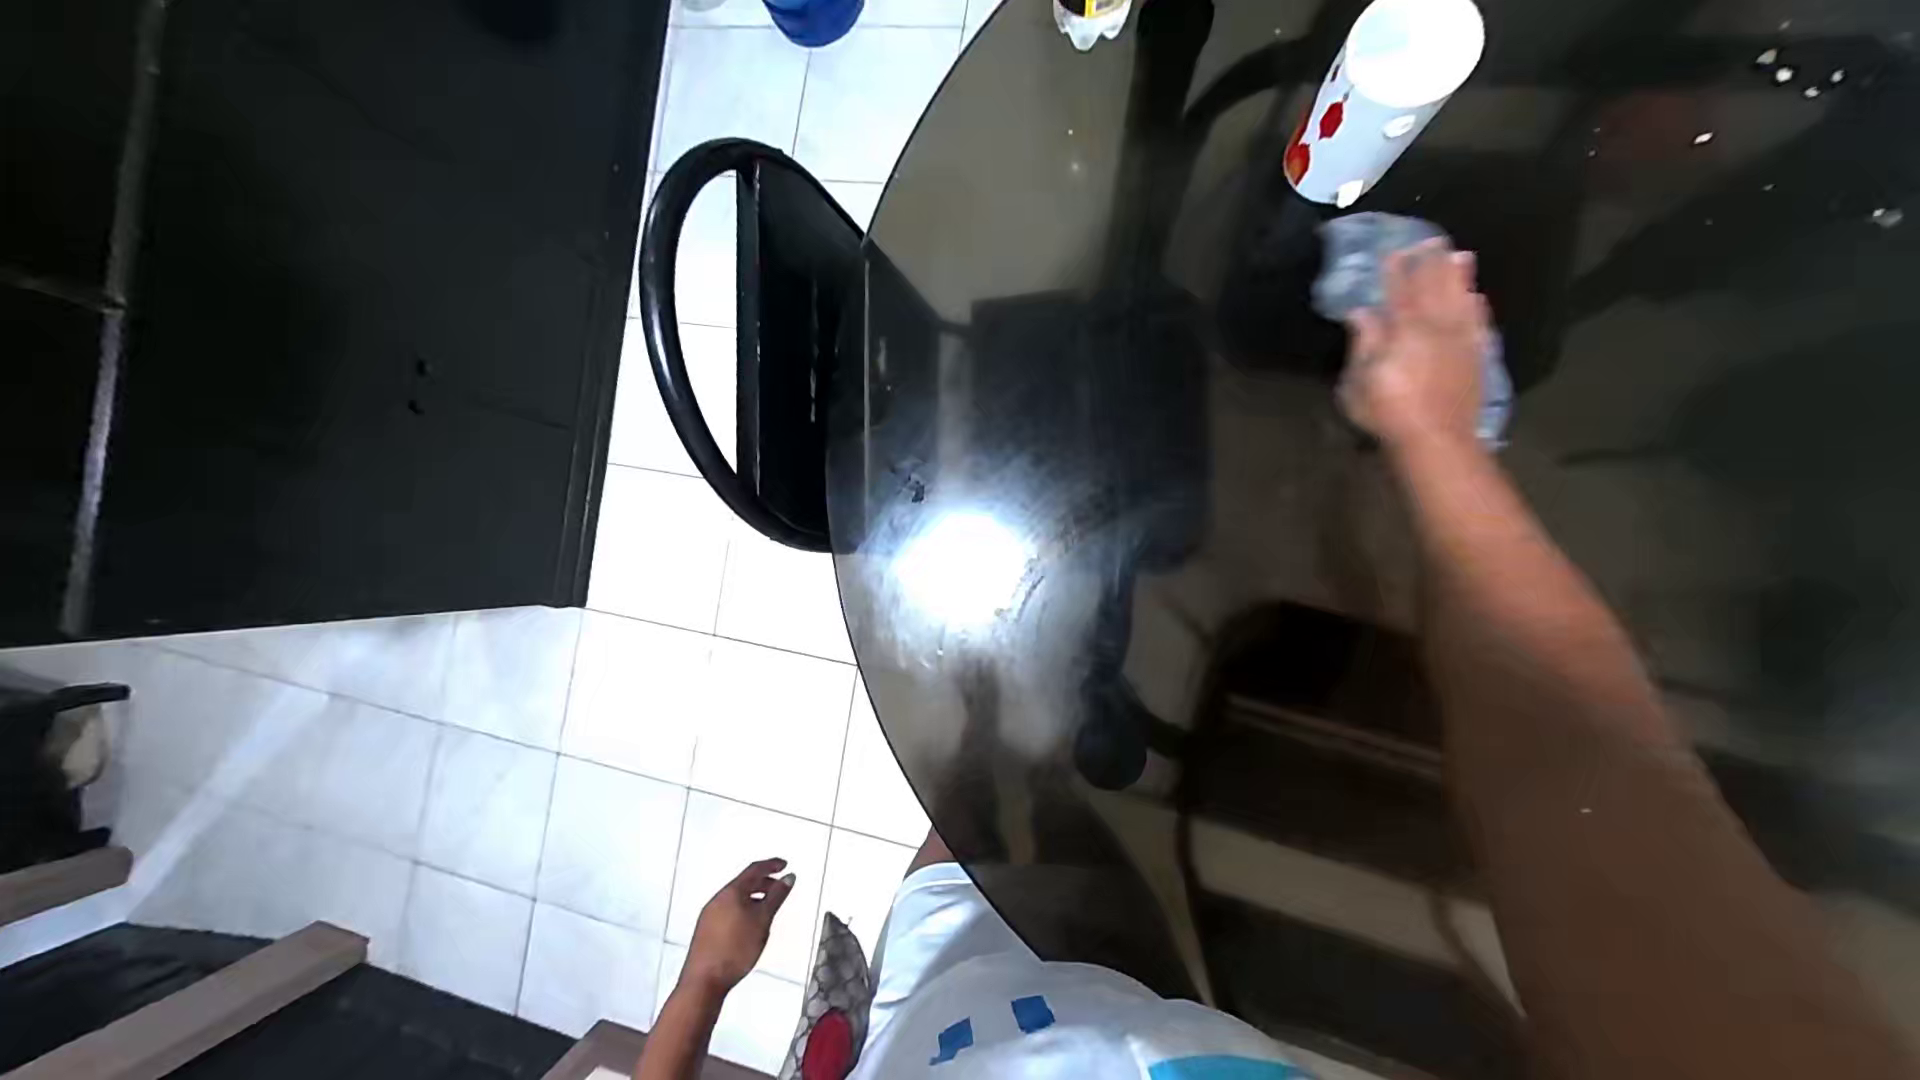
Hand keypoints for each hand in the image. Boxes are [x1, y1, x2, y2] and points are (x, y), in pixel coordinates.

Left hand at [683, 858, 794, 994]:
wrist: (703, 982)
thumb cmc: (734, 949)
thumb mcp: (763, 920)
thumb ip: (777, 896)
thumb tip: (788, 878)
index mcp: (731, 892)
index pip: (754, 869)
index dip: (772, 865)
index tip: (784, 864)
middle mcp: (718, 899)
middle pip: (744, 883)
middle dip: (764, 882)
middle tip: (779, 886)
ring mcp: (709, 916)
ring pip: (735, 898)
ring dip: (753, 897)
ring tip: (767, 907)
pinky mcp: (705, 931)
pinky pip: (728, 910)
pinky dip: (743, 909)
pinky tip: (749, 924)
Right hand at [1339, 238, 1490, 452]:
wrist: (1435, 437)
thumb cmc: (1386, 410)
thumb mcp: (1359, 381)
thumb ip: (1364, 343)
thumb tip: (1362, 312)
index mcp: (1404, 331)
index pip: (1399, 292)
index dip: (1395, 271)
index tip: (1393, 251)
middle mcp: (1437, 326)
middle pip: (1434, 288)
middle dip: (1430, 264)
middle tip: (1430, 241)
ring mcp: (1461, 339)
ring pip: (1461, 298)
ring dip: (1459, 276)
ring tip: (1459, 256)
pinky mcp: (1476, 356)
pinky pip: (1479, 321)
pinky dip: (1477, 305)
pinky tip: (1476, 297)